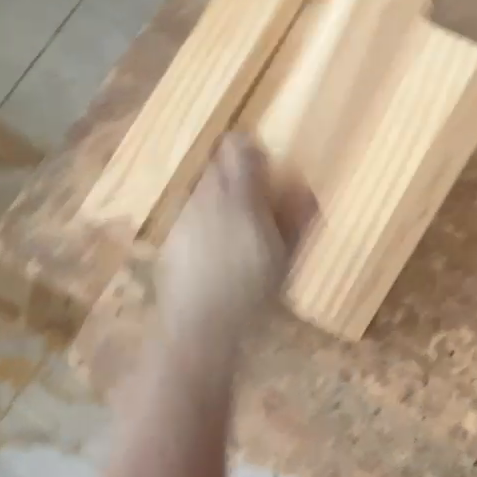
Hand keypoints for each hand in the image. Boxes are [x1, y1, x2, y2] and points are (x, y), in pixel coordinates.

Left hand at [156, 132, 316, 353]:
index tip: (271, 166)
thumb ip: (296, 218)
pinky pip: (193, 219)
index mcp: (238, 196)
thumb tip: (305, 188)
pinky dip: (208, 226)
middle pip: (218, 168)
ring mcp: (184, 218)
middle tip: (262, 200)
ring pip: (204, 193)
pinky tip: (221, 255)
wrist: (199, 327)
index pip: (240, 149)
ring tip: (244, 231)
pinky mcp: (171, 240)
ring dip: (223, 202)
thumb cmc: (252, 292)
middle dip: (238, 177)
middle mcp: (205, 198)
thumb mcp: (286, 256)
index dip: (254, 151)